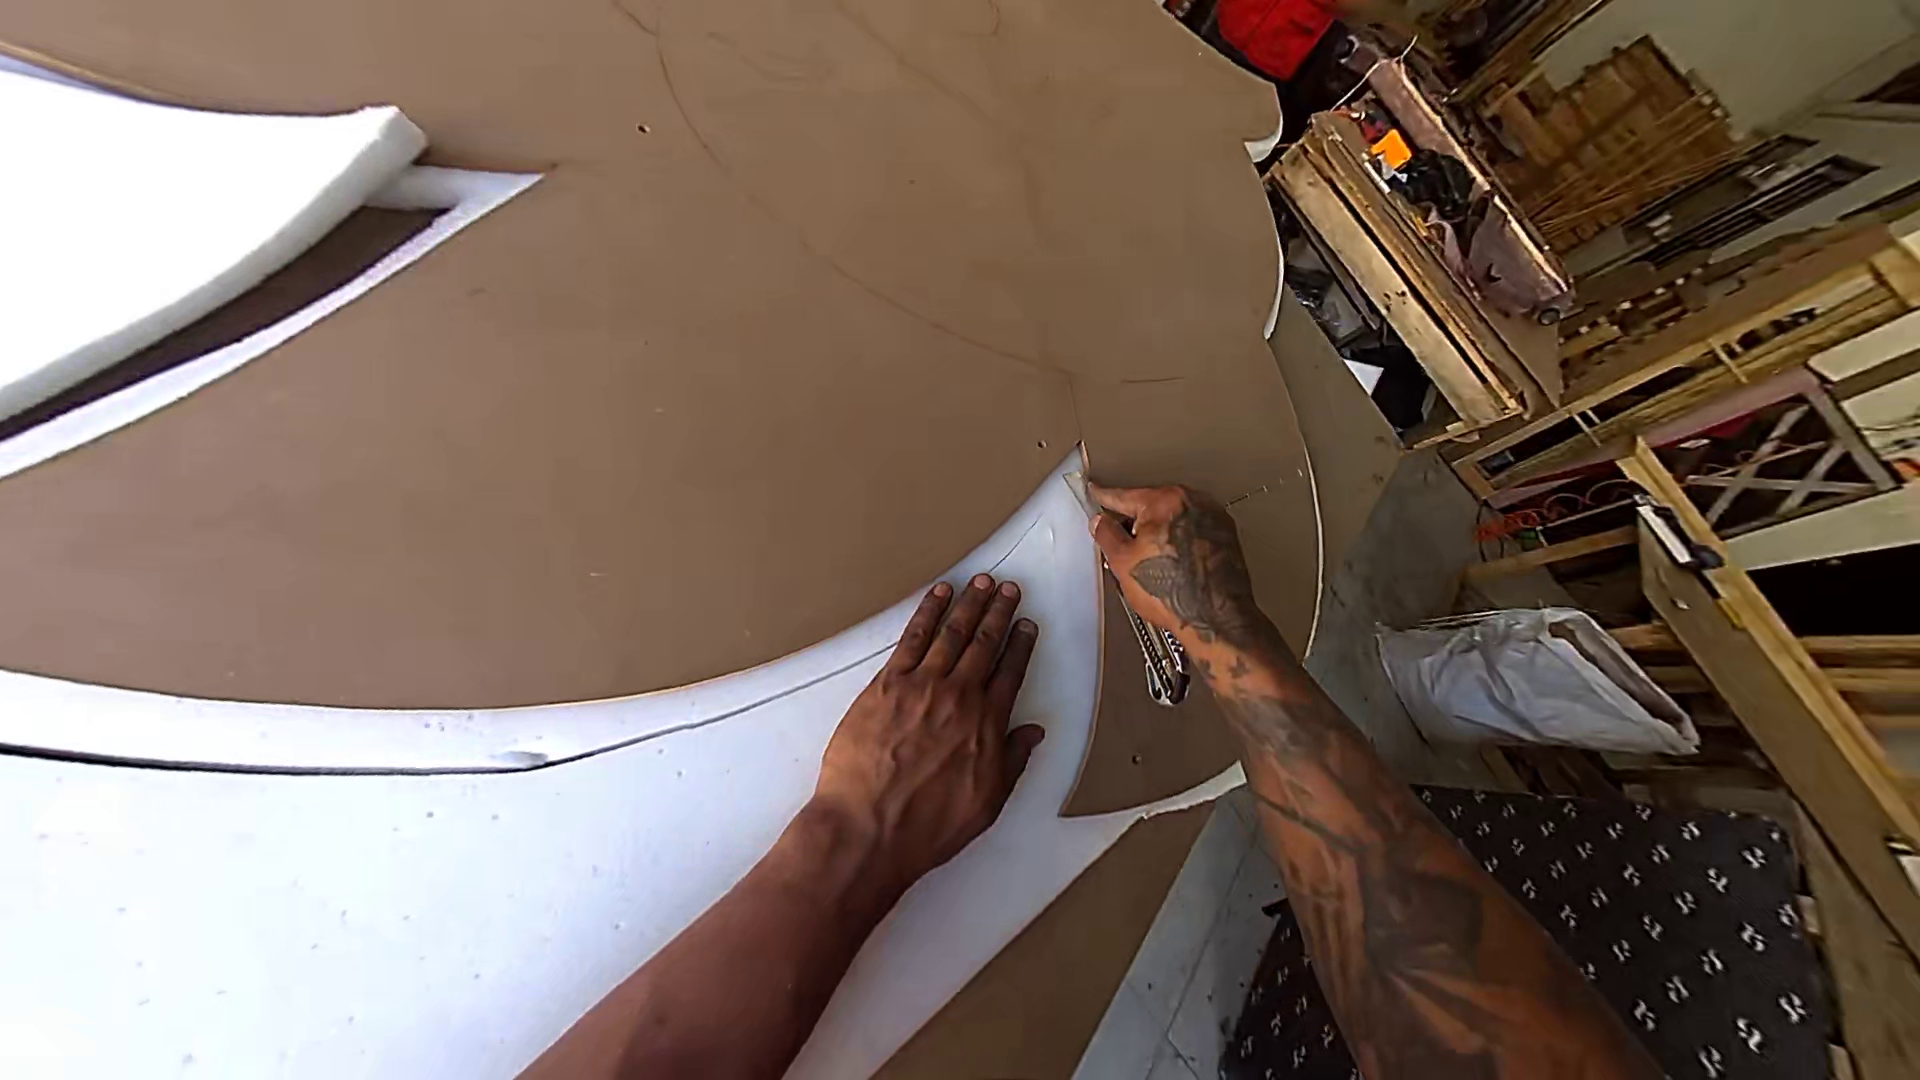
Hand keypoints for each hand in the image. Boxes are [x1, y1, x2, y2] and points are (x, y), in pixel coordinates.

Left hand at [813, 574, 1044, 892]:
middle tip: (1009, 590)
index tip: (1026, 625)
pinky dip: (929, 612)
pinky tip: (940, 595)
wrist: (868, 827)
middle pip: (986, 643)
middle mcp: (960, 696)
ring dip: (970, 604)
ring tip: (981, 583)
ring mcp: (923, 685)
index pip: (1011, 672)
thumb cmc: (927, 824)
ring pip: (953, 633)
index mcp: (987, 723)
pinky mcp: (888, 683)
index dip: (1021, 644)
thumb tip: (1032, 732)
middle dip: (999, 612)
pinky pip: (913, 637)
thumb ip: (1012, 761)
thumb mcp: (986, 803)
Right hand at [1087, 483, 1272, 654]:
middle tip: (1122, 547)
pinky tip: (1171, 567)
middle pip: (1151, 506)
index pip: (1124, 495)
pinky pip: (1192, 532)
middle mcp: (1193, 502)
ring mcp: (1213, 519)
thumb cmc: (1174, 593)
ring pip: (1173, 520)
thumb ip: (1106, 534)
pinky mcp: (1226, 538)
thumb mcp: (1122, 562)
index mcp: (1164, 501)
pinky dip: (1179, 543)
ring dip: (1159, 535)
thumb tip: (1101, 522)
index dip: (1105, 497)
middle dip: (1135, 524)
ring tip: (1151, 565)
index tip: (1097, 493)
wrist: (1214, 619)